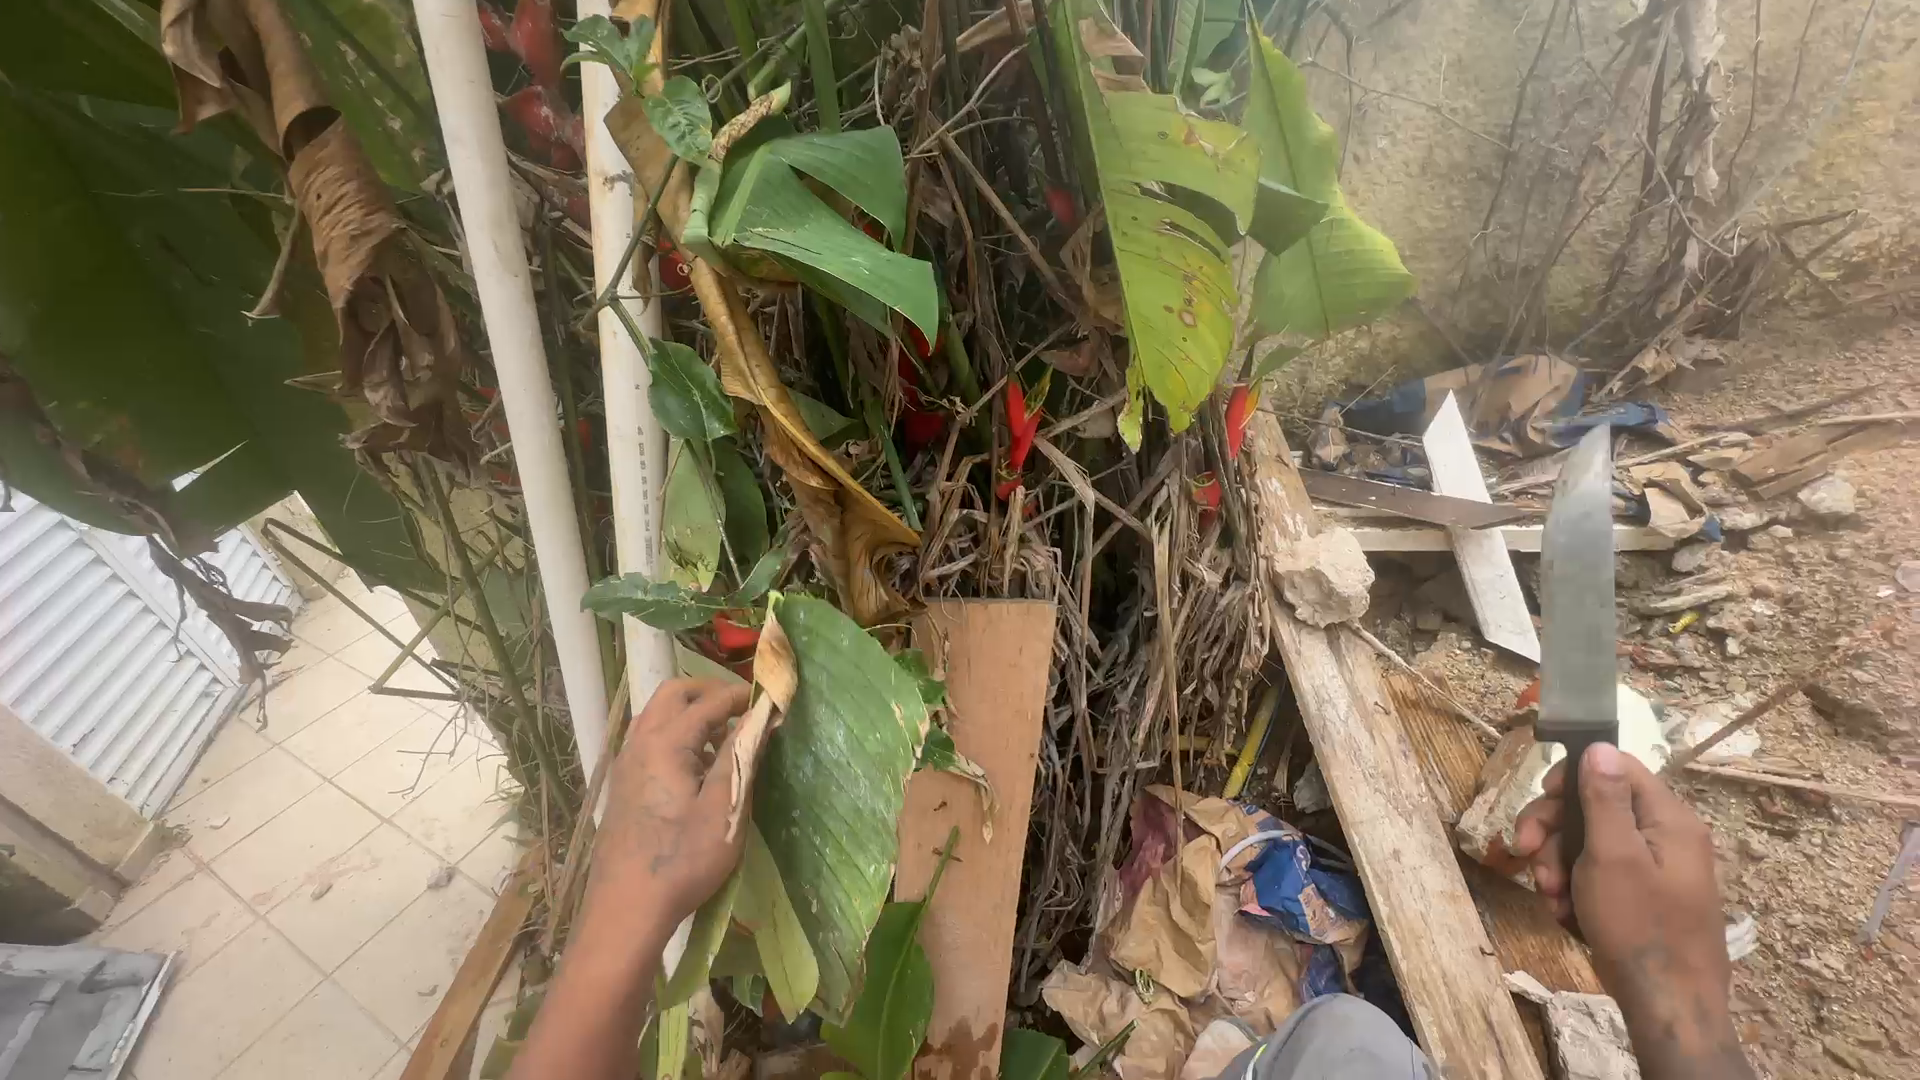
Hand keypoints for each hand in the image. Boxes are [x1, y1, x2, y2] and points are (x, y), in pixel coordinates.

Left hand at [583, 678, 754, 940]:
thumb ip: (741, 755)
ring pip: (658, 715)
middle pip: (674, 694)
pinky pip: (650, 738)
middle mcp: (639, 744)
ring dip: (692, 712)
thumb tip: (760, 717)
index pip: (710, 702)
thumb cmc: (683, 860)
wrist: (626, 912)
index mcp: (665, 744)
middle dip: (711, 691)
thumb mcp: (725, 808)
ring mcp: (626, 764)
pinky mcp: (623, 785)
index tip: (771, 700)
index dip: (743, 696)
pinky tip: (699, 766)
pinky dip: (677, 732)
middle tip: (744, 707)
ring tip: (725, 735)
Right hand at [1512, 743, 1751, 1078]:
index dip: (1574, 774)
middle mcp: (1663, 837)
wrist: (1665, 1002)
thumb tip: (1599, 744)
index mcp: (1669, 821)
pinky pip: (1590, 869)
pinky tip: (1563, 907)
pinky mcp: (1636, 891)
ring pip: (1583, 839)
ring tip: (1549, 893)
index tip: (1545, 794)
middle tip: (1526, 851)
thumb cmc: (1639, 923)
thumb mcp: (1612, 854)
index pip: (1617, 768)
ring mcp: (1650, 866)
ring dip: (1554, 861)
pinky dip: (1569, 883)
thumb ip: (1604, 798)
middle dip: (1551, 828)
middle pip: (1591, 805)